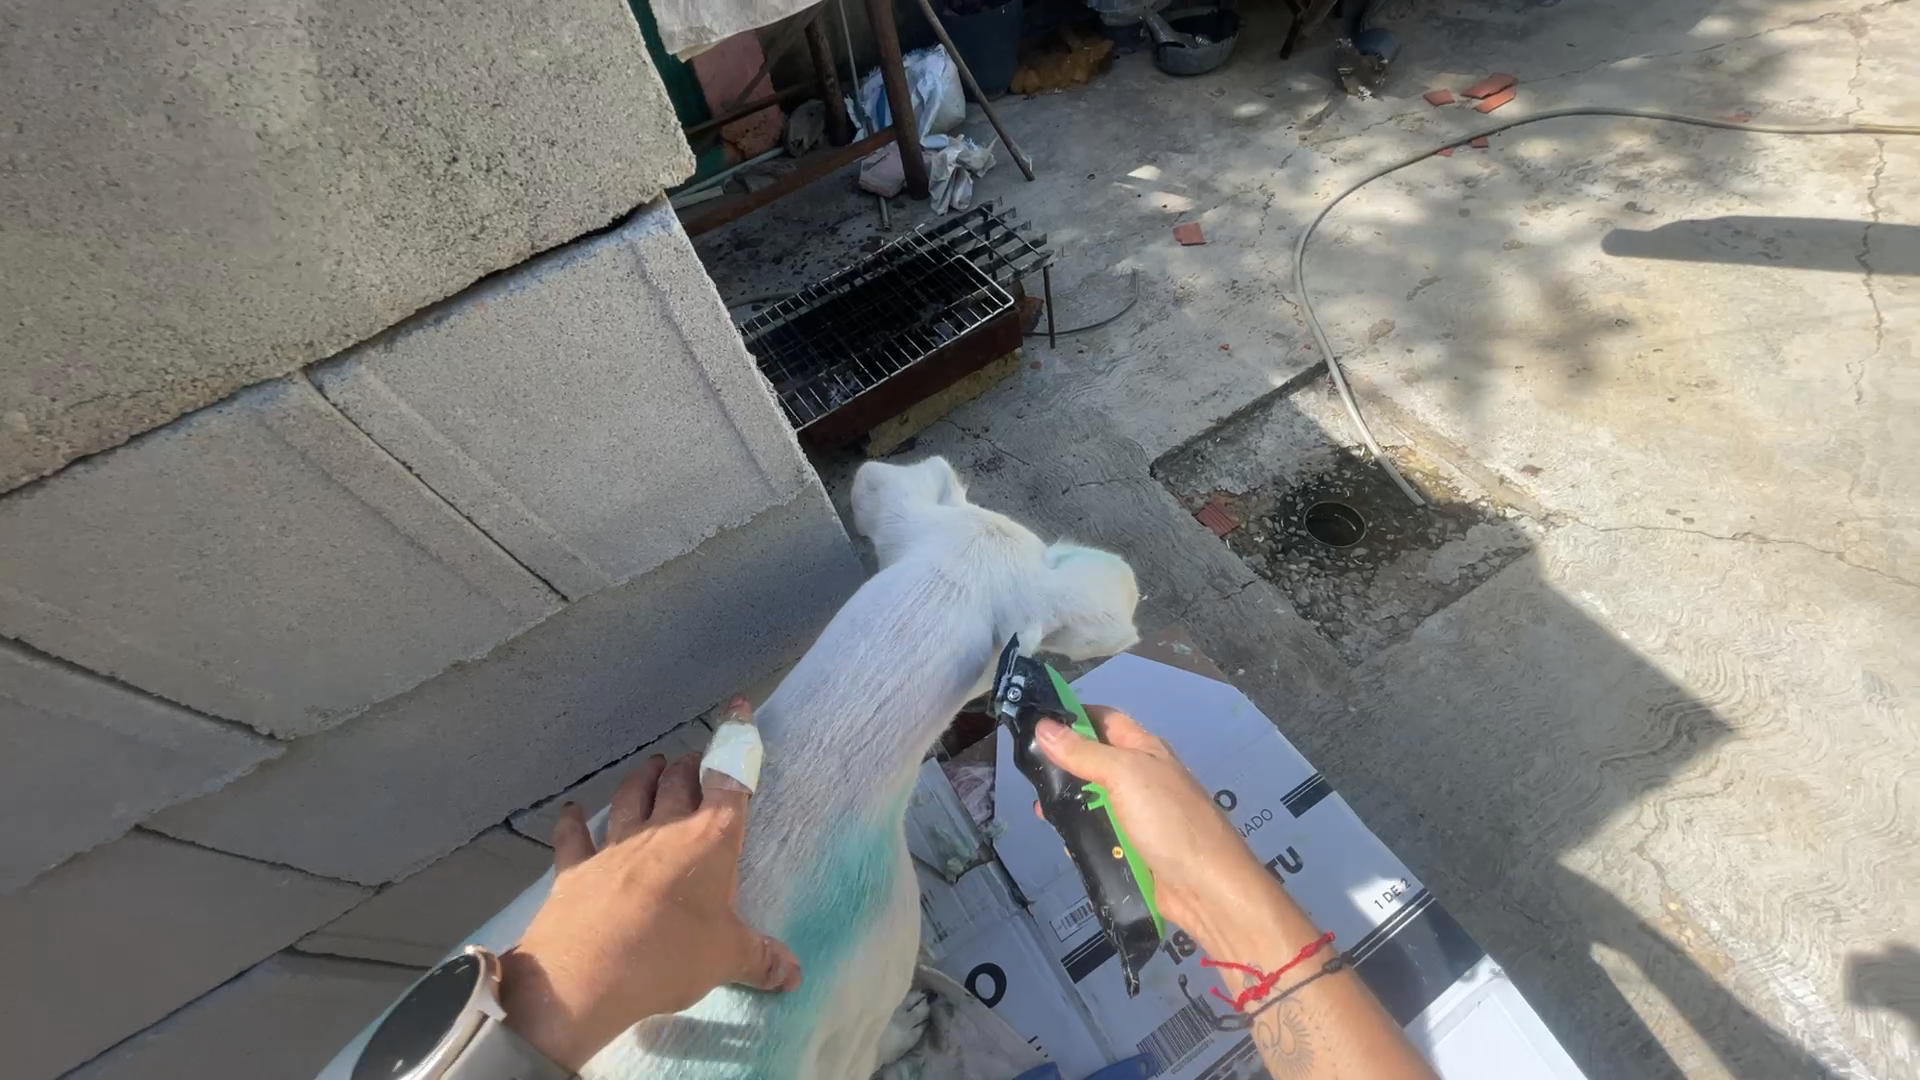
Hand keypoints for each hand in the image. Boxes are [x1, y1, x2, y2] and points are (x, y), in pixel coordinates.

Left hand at [501, 699, 801, 1070]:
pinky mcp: (576, 868)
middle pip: (679, 779)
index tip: (737, 706)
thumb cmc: (668, 955)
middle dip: (690, 764)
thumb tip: (797, 976)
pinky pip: (573, 837)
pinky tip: (569, 810)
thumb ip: (762, 959)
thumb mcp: (726, 958)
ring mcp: (617, 844)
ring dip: (644, 777)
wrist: (583, 979)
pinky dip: (571, 822)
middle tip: (695, 761)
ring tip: (653, 764)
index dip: (736, 737)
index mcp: (711, 837)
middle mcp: (666, 828)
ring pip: (632, 794)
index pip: (730, 775)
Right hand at [1035, 707, 1284, 951]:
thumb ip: (1082, 752)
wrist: (1208, 891)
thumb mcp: (1123, 775)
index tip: (1035, 721)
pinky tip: (1064, 841)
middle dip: (1062, 763)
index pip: (1103, 718)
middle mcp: (1139, 776)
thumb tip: (1042, 726)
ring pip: (1091, 798)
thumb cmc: (1169, 821)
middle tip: (1029, 772)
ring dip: (1068, 803)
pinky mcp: (1131, 847)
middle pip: (1092, 758)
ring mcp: (1135, 813)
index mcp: (1143, 748)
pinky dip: (1080, 835)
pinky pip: (1098, 833)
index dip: (1073, 714)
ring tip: (1041, 810)